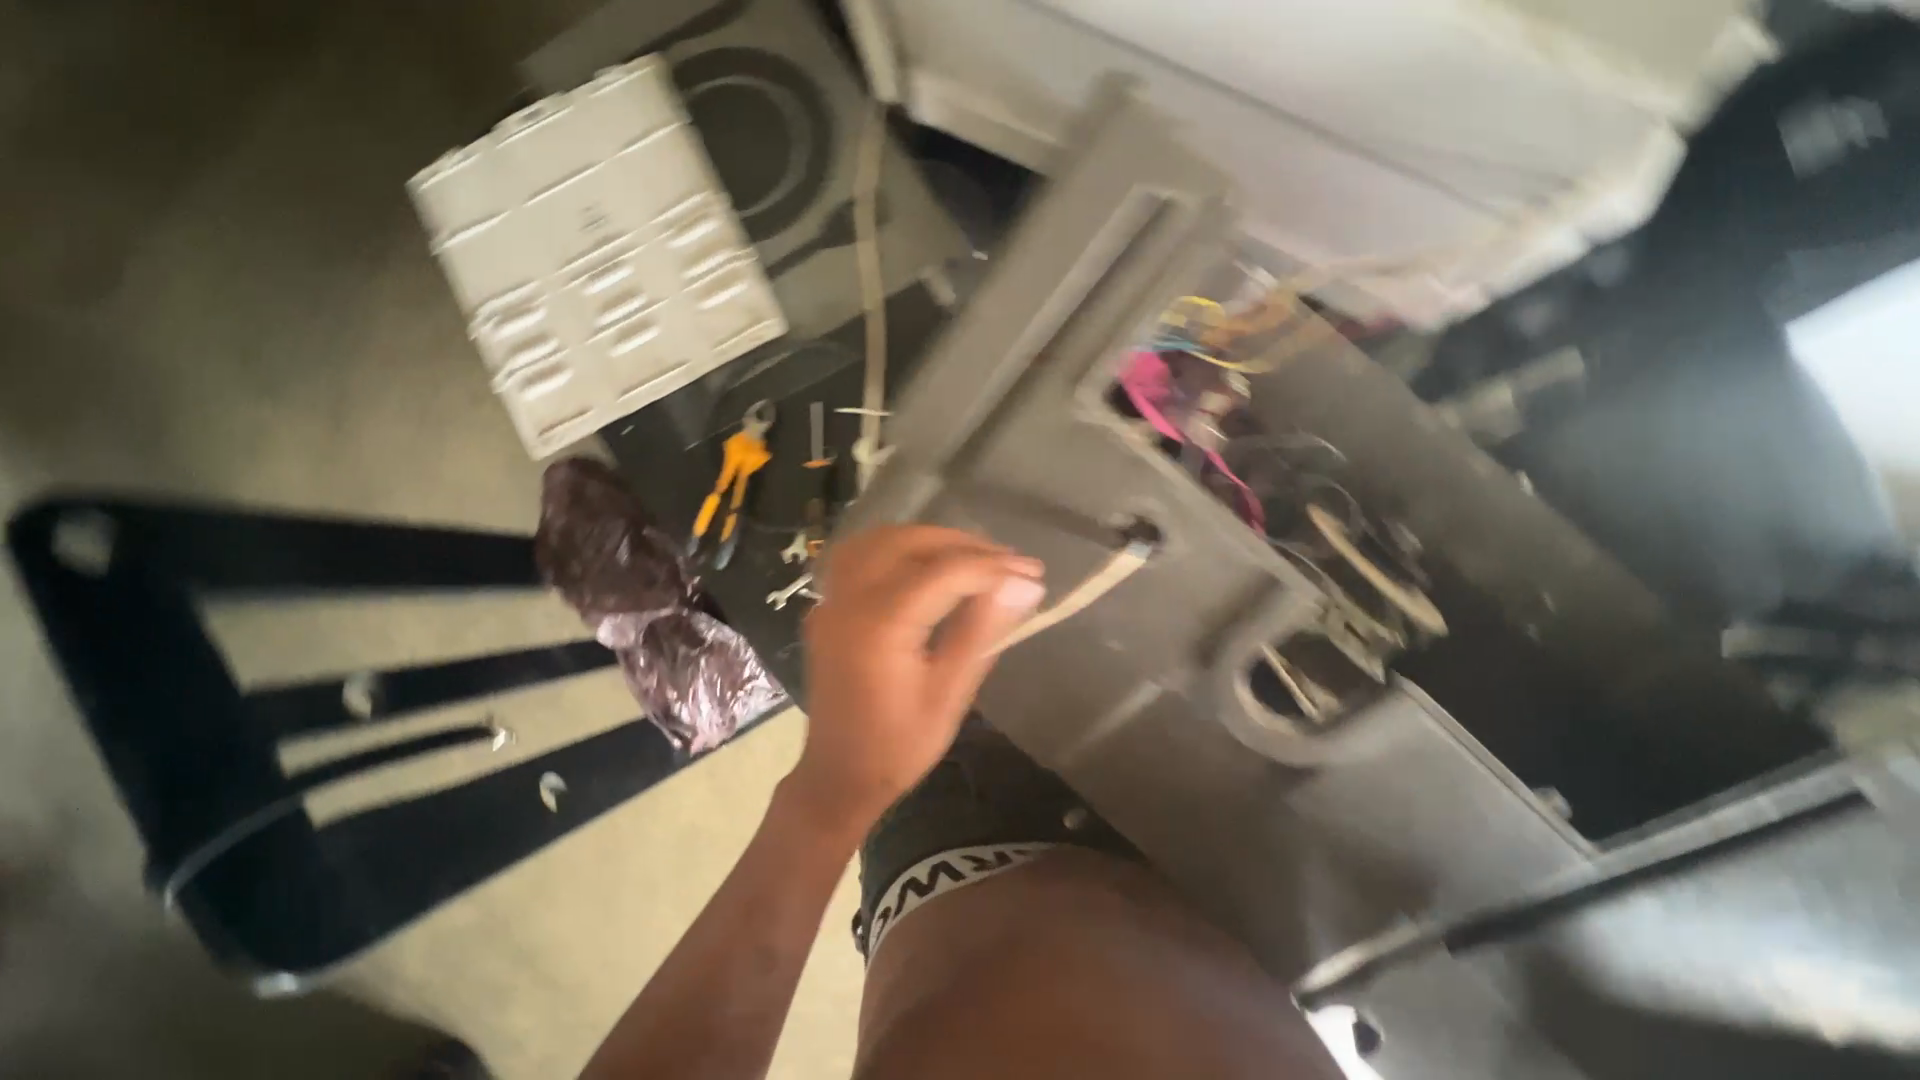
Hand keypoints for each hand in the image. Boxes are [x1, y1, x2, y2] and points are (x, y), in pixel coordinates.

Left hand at [788, 525, 1044, 833]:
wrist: (838, 778)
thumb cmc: (899, 746)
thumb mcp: (951, 693)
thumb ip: (983, 631)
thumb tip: (1025, 586)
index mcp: (880, 624)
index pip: (945, 571)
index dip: (994, 567)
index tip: (1033, 574)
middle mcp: (849, 600)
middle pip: (909, 542)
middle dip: (963, 544)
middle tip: (1007, 563)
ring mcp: (830, 601)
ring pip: (879, 540)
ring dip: (927, 540)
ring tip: (971, 558)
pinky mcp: (826, 609)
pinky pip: (857, 557)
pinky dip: (894, 549)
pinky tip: (922, 565)